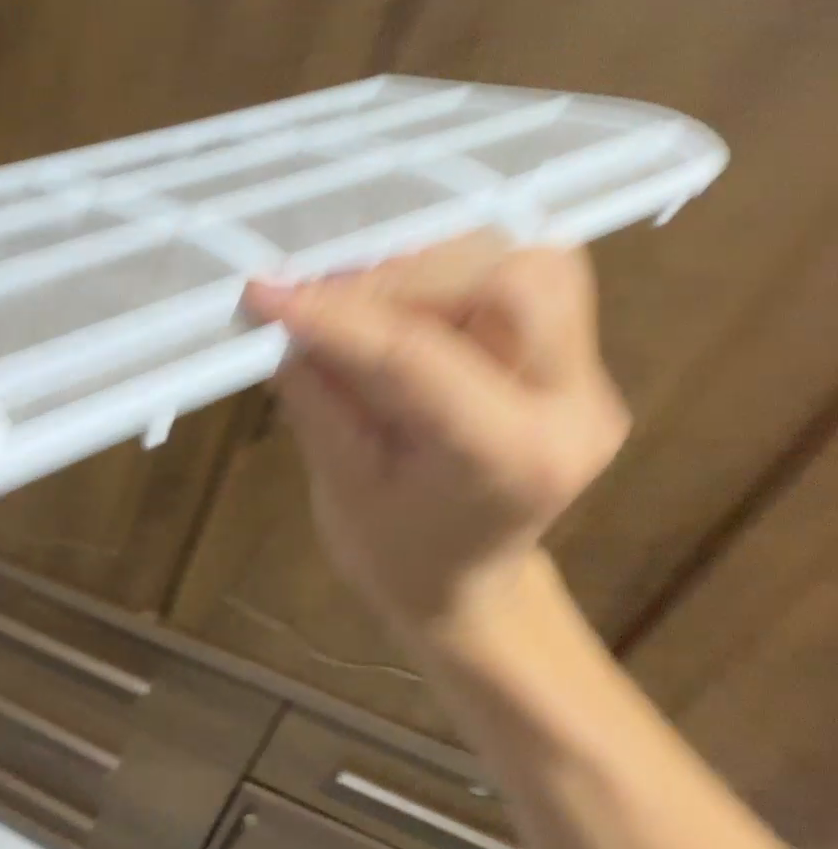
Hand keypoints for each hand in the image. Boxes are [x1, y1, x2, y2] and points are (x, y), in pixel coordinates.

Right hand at [242, 233, 630, 635]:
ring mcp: (585, 376)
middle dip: (398, 278)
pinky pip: (516, 281)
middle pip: (509, 281)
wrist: (461, 584)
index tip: (264, 295)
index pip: (418, 356)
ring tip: (350, 299)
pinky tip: (389, 304)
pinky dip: (443, 277)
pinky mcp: (568, 357)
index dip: (334, 316)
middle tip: (316, 297)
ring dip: (425, 270)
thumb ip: (318, 397)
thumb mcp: (338, 483)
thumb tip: (285, 324)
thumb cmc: (391, 552)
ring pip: (523, 264)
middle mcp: (572, 405)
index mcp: (509, 457)